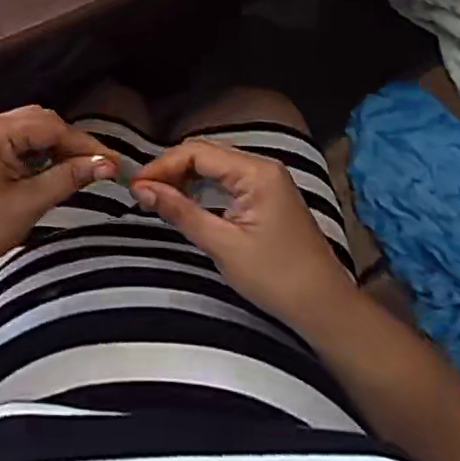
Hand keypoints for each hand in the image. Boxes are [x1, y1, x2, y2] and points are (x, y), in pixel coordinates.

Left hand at [0, 107, 117, 278]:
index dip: (85, 144)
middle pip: (40, 121)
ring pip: (30, 129)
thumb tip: (108, 164)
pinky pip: (16, 140)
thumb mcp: (30, 202)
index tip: (114, 162)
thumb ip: (69, 176)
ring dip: (55, 146)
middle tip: (100, 167)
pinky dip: (37, 152)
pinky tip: (54, 170)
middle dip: (71, 143)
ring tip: (81, 171)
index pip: (51, 126)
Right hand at [130, 139, 355, 325]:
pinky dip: (199, 185)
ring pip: (212, 164)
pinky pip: (223, 178)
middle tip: (141, 191)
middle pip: (203, 152)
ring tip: (155, 195)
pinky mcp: (265, 194)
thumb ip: (179, 210)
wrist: (325, 308)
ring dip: (182, 176)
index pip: (196, 152)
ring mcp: (266, 180)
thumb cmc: (275, 277)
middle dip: (169, 169)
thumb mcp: (221, 244)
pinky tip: (182, 199)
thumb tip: (140, 189)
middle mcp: (262, 167)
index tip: (134, 186)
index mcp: (256, 172)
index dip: (161, 166)